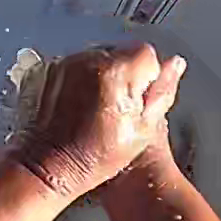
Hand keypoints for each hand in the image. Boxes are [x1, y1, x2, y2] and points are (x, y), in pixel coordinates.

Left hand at [11, 43, 184, 197]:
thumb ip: (161, 93)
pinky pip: (71, 65)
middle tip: (114, 108)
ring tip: (92, 110)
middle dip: (122, 75)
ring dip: (98, 76)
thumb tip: (175, 66)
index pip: (147, 53)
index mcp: (117, 73)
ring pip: (95, 58)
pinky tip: (74, 106)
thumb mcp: (141, 131)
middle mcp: (88, 61)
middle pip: (119, 53)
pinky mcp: (45, 70)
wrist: (46, 167)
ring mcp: (64, 64)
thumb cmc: (91, 157)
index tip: (138, 98)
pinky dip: (75, 80)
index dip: (147, 77)